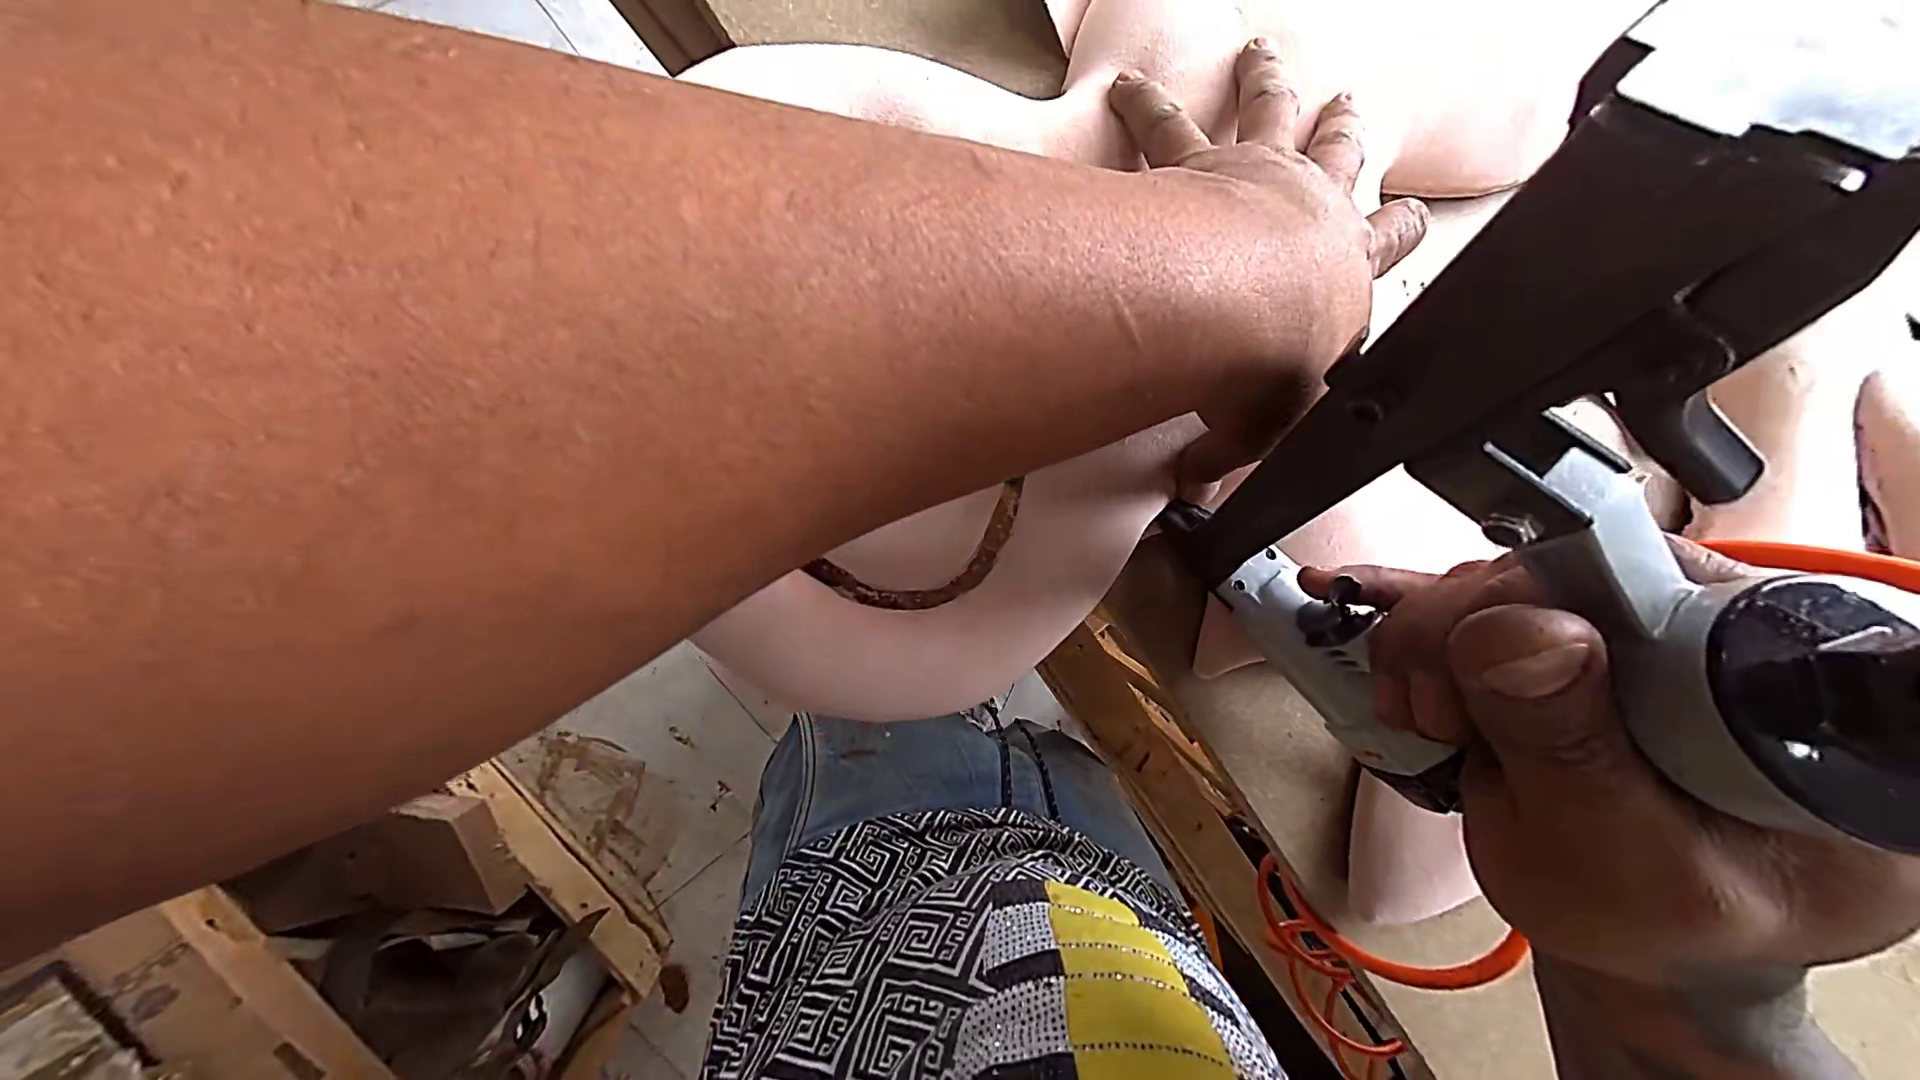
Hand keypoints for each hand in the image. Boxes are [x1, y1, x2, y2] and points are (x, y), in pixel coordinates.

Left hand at [1109, 40, 1428, 487]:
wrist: (1243, 316)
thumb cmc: (1270, 369)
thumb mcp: (1263, 425)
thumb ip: (1228, 452)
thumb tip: (1193, 492)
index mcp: (1343, 271)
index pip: (1388, 246)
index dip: (1402, 230)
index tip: (1412, 212)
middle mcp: (1310, 207)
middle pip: (1340, 151)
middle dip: (1347, 125)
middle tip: (1349, 96)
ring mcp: (1256, 176)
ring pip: (1270, 109)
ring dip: (1269, 78)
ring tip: (1261, 50)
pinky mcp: (1196, 165)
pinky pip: (1166, 124)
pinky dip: (1145, 105)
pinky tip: (1129, 83)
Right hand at [1302, 542, 1919, 990]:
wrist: (1623, 921)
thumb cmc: (1648, 914)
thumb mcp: (1621, 856)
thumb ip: (1572, 748)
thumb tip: (1516, 630)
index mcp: (1767, 682)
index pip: (1640, 581)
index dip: (1532, 610)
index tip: (1471, 690)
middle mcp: (1691, 632)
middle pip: (1539, 571)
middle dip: (1452, 636)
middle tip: (1440, 719)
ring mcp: (1603, 625)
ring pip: (1482, 578)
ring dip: (1418, 638)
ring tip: (1423, 714)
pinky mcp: (1536, 630)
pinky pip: (1450, 591)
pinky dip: (1393, 599)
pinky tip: (1351, 593)